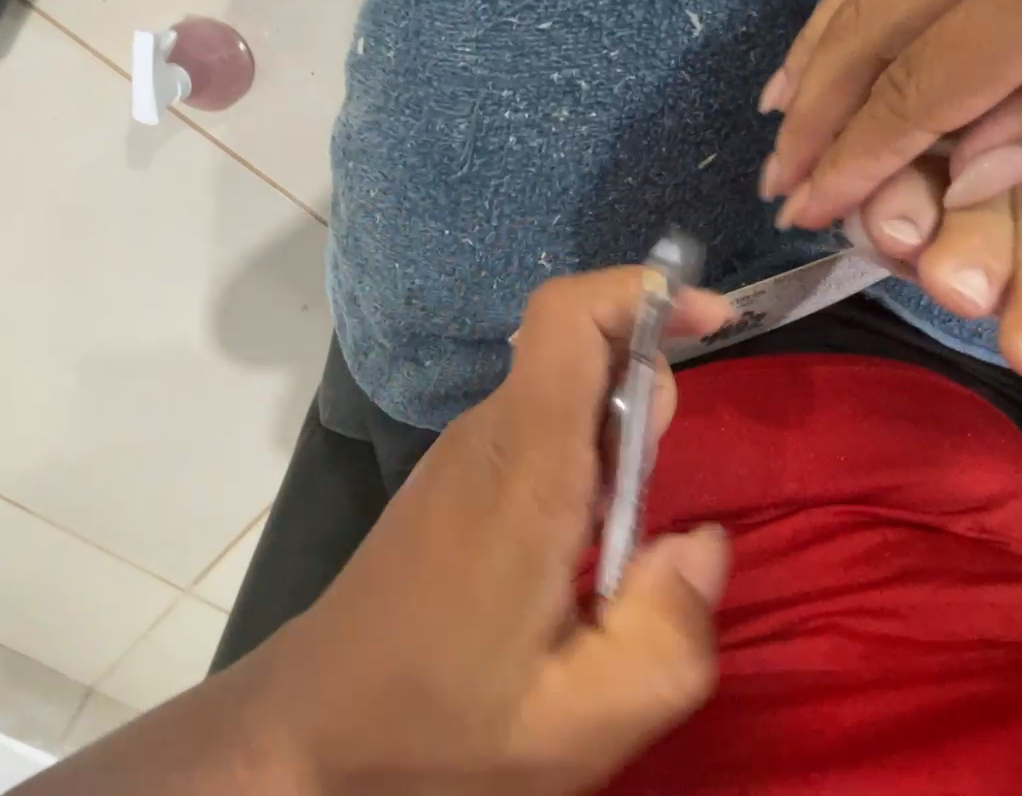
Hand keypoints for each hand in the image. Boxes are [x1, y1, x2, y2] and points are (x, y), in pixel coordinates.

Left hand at [16, 270, 734, 795]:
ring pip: (564, 389)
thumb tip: (704, 542)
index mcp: (525, 468)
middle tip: (651, 505)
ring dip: (621, 431)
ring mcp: (465, 450)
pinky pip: (540, 423)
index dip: (639, 291)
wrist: (312, 729)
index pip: (565, 318)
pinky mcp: (456, 473)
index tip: (709, 319)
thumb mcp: (580, 720)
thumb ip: (670, 637)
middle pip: (578, 347)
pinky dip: (588, 451)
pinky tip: (582, 548)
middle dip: (647, 385)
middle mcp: (490, 434)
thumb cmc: (440, 722)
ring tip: (617, 547)